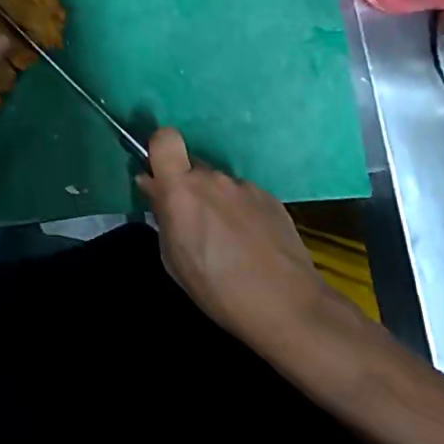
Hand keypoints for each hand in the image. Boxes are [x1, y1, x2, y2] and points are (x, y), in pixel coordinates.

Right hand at [138, 128, 330, 344]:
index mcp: (183, 190)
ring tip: (227, 242)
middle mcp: (214, 178)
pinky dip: (241, 213)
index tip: (161, 178)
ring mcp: (245, 185)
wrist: (287, 304)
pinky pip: (244, 197)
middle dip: (189, 189)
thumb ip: (163, 217)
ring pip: (220, 185)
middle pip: (193, 168)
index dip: (160, 151)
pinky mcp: (269, 196)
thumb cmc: (218, 290)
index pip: (165, 139)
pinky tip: (251, 244)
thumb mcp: (175, 261)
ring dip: (217, 203)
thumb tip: (156, 189)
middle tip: (194, 226)